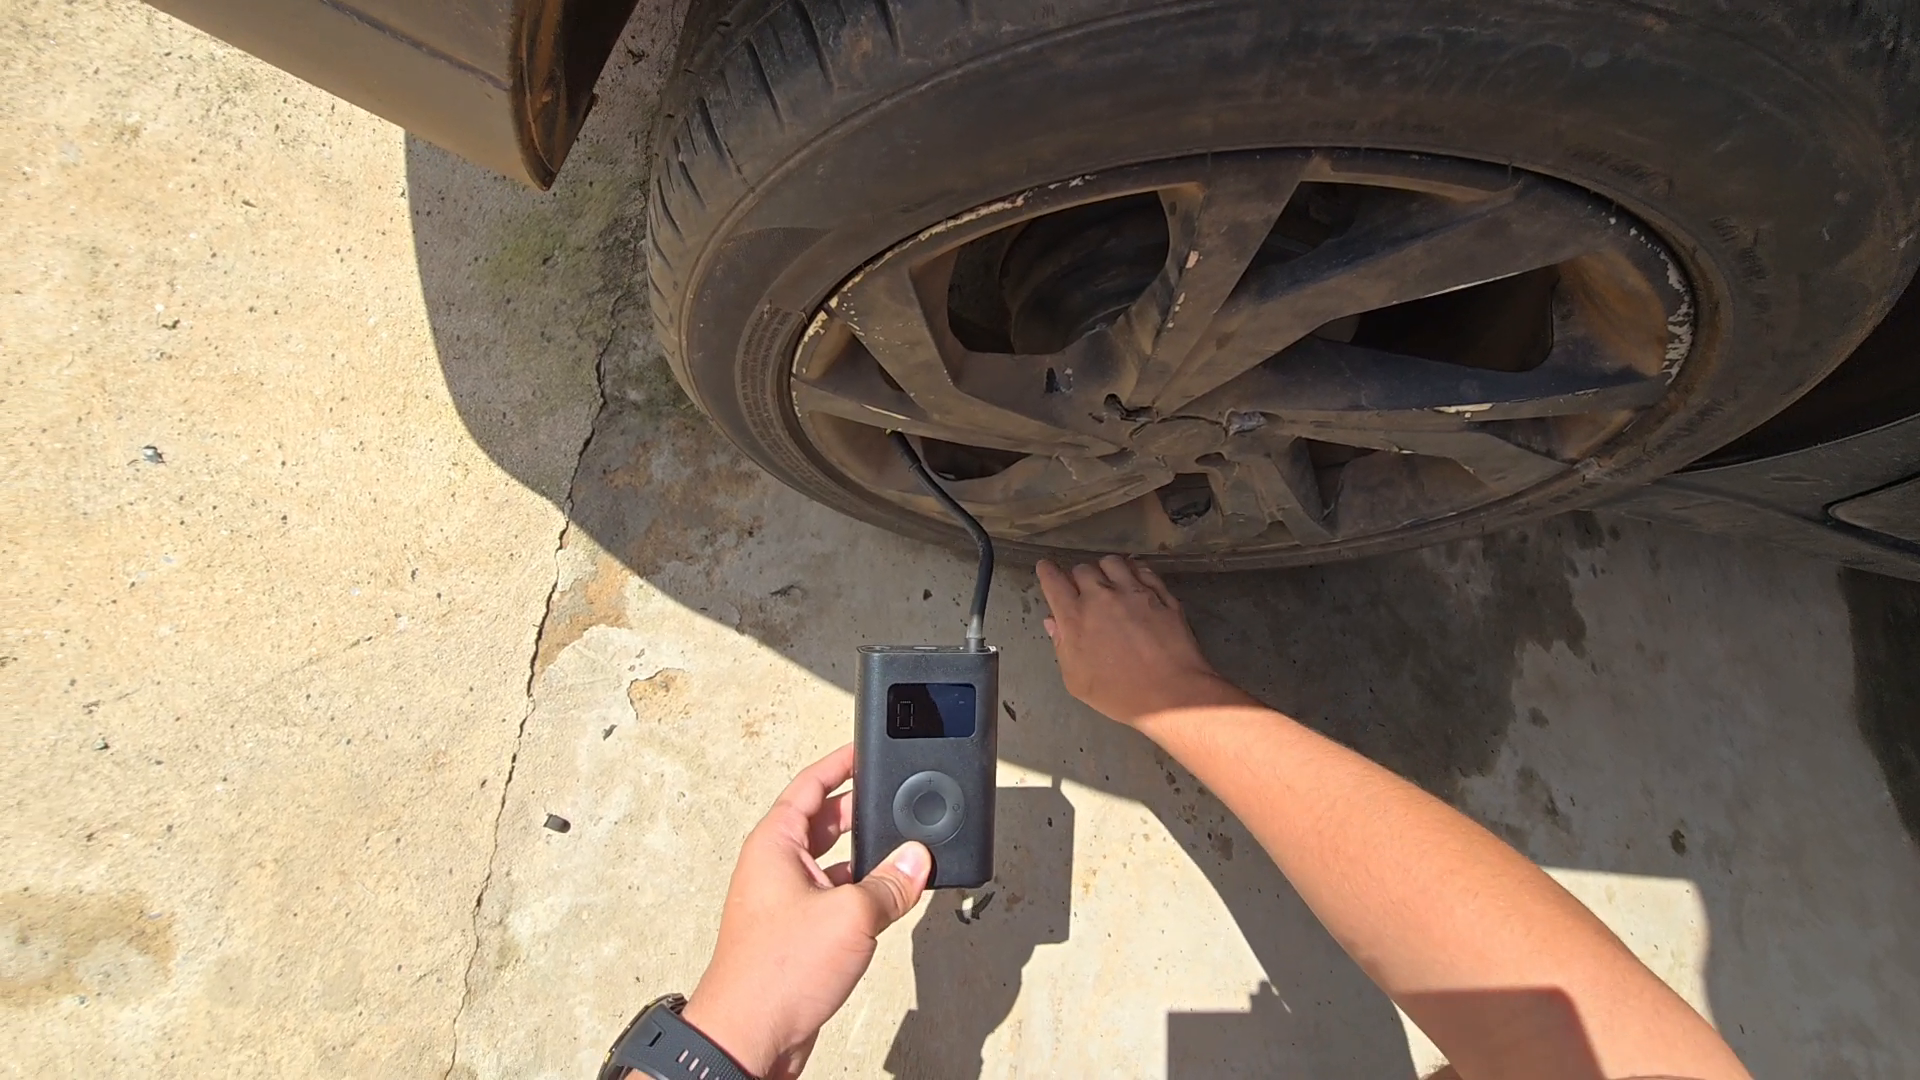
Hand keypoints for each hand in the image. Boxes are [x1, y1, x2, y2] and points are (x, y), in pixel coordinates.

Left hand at [679, 744, 930, 1079]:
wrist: (748, 1041)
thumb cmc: (774, 973)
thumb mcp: (850, 915)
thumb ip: (891, 883)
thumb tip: (917, 860)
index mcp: (776, 843)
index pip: (810, 784)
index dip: (839, 763)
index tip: (864, 750)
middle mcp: (777, 865)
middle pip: (824, 820)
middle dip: (860, 810)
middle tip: (892, 799)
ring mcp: (785, 899)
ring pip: (832, 859)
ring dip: (863, 856)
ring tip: (898, 850)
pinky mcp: (797, 930)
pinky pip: (834, 894)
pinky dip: (860, 890)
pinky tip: (886, 898)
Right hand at [1036, 555, 1247, 727]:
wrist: (1172, 695)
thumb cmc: (1120, 695)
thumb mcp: (1077, 680)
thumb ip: (1061, 646)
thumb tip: (1053, 622)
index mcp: (1075, 617)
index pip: (1053, 581)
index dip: (1047, 571)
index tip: (1046, 568)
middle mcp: (1102, 596)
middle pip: (1082, 569)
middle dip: (1077, 577)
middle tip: (1082, 591)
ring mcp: (1134, 592)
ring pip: (1112, 562)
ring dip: (1105, 569)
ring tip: (1108, 582)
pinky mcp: (1160, 595)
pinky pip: (1142, 570)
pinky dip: (1133, 571)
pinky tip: (1134, 582)